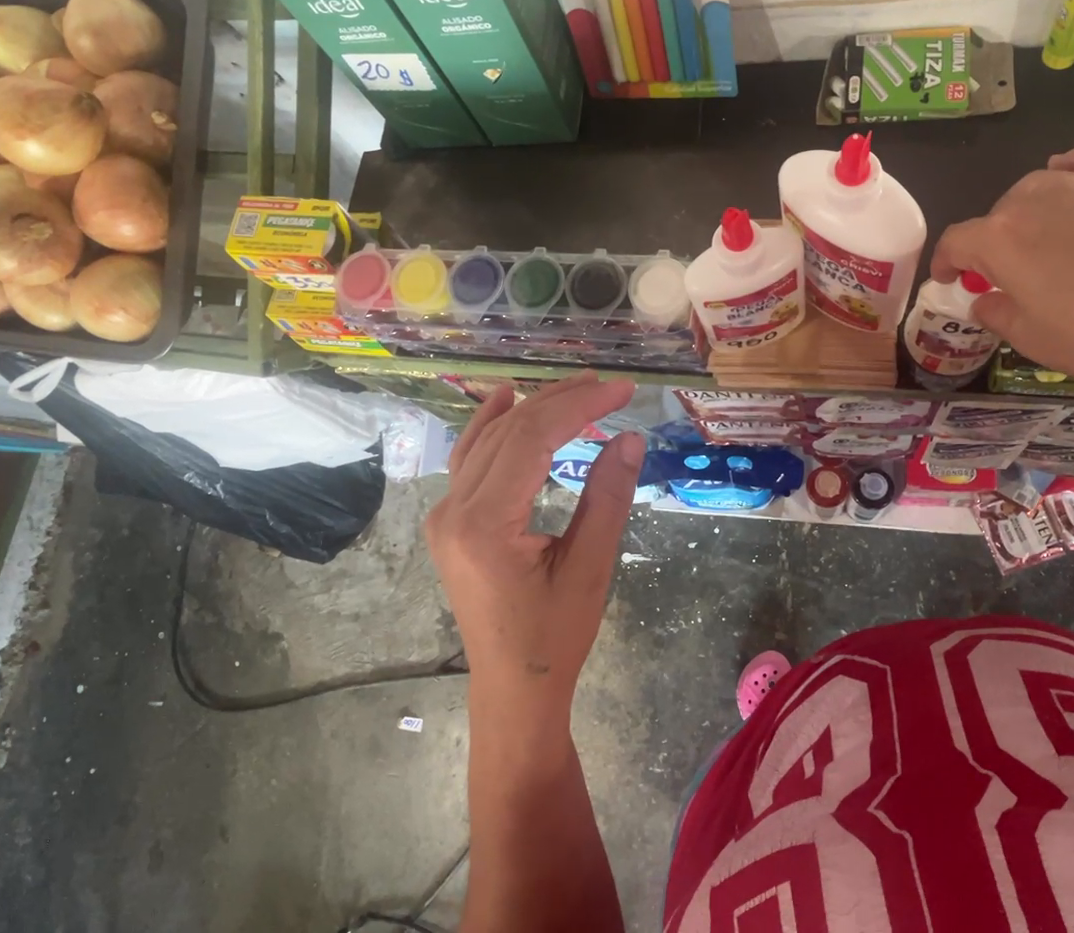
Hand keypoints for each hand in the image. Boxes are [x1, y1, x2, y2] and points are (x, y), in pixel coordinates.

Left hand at [425, 373, 643, 708]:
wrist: (512, 686)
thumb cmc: (554, 637)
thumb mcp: (589, 569)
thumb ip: (606, 498)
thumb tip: (629, 438)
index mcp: (484, 524)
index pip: (532, 440)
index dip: (579, 407)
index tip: (621, 390)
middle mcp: (453, 510)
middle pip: (508, 432)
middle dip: (560, 402)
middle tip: (607, 386)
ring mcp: (445, 515)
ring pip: (488, 441)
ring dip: (531, 410)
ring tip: (575, 388)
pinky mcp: (450, 522)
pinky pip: (469, 460)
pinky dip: (491, 427)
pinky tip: (504, 401)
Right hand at [931, 145, 1073, 423]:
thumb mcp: (1034, 340)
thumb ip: (999, 312)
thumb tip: (988, 298)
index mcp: (1000, 238)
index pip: (958, 241)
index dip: (947, 261)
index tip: (950, 278)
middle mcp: (1039, 197)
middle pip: (1002, 211)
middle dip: (996, 239)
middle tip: (1010, 272)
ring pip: (1046, 184)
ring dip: (1034, 209)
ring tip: (1045, 236)